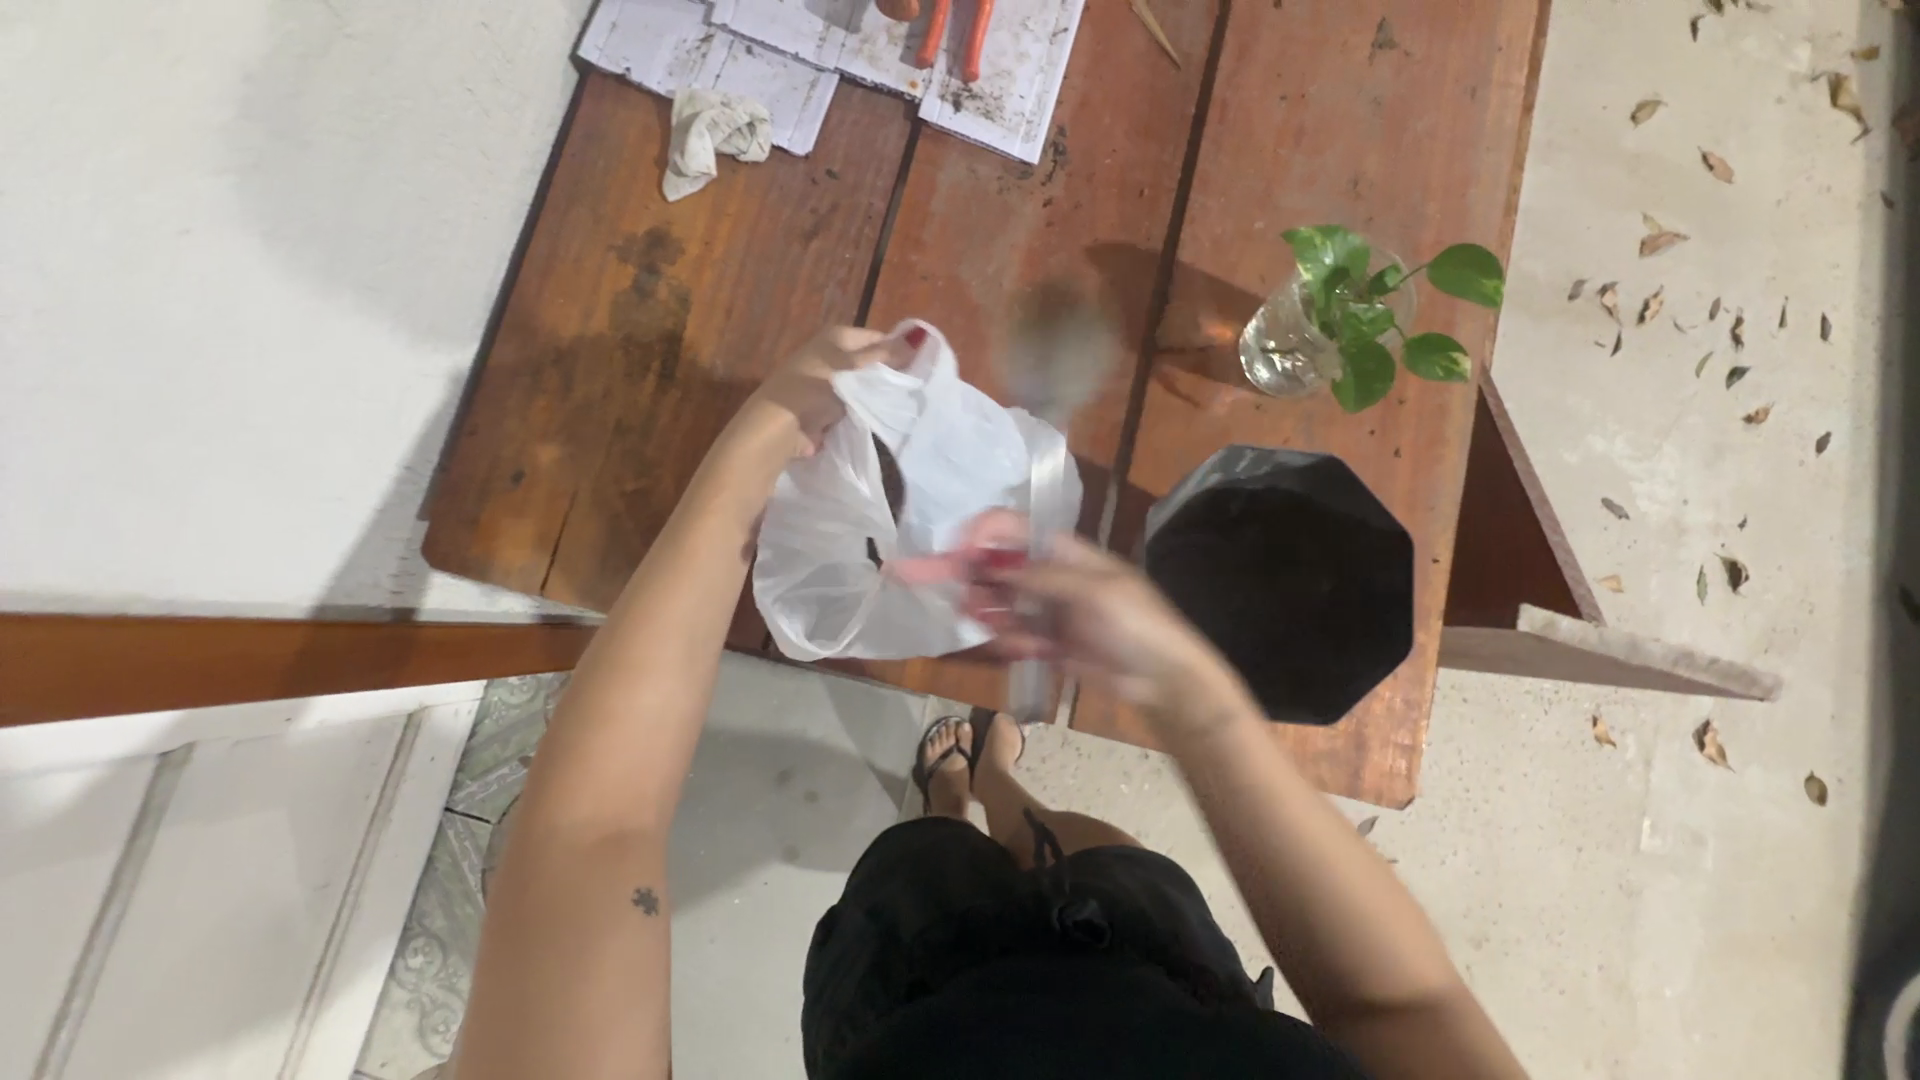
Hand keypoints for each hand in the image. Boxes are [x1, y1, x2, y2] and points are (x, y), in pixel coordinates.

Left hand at [741, 325, 920, 458]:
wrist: (780, 425)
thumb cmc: (817, 386)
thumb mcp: (855, 367)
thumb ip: (887, 355)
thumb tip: (921, 336)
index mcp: (838, 338)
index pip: (880, 339)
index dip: (901, 352)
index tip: (923, 370)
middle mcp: (833, 356)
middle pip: (873, 364)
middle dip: (893, 377)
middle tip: (918, 390)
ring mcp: (830, 385)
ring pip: (866, 388)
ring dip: (880, 398)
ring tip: (907, 407)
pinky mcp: (828, 410)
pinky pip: (856, 408)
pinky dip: (867, 414)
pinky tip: (885, 421)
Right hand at [895, 510, 1243, 717]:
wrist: (1165, 681)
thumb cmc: (1139, 625)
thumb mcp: (1097, 592)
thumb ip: (1044, 576)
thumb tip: (993, 563)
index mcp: (1065, 552)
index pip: (1012, 529)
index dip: (979, 536)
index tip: (954, 555)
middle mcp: (1050, 575)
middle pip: (996, 566)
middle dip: (973, 580)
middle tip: (960, 600)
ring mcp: (1047, 610)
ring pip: (1000, 603)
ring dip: (991, 615)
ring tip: (998, 630)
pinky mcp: (1047, 642)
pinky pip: (1013, 635)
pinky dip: (1011, 642)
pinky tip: (1026, 651)